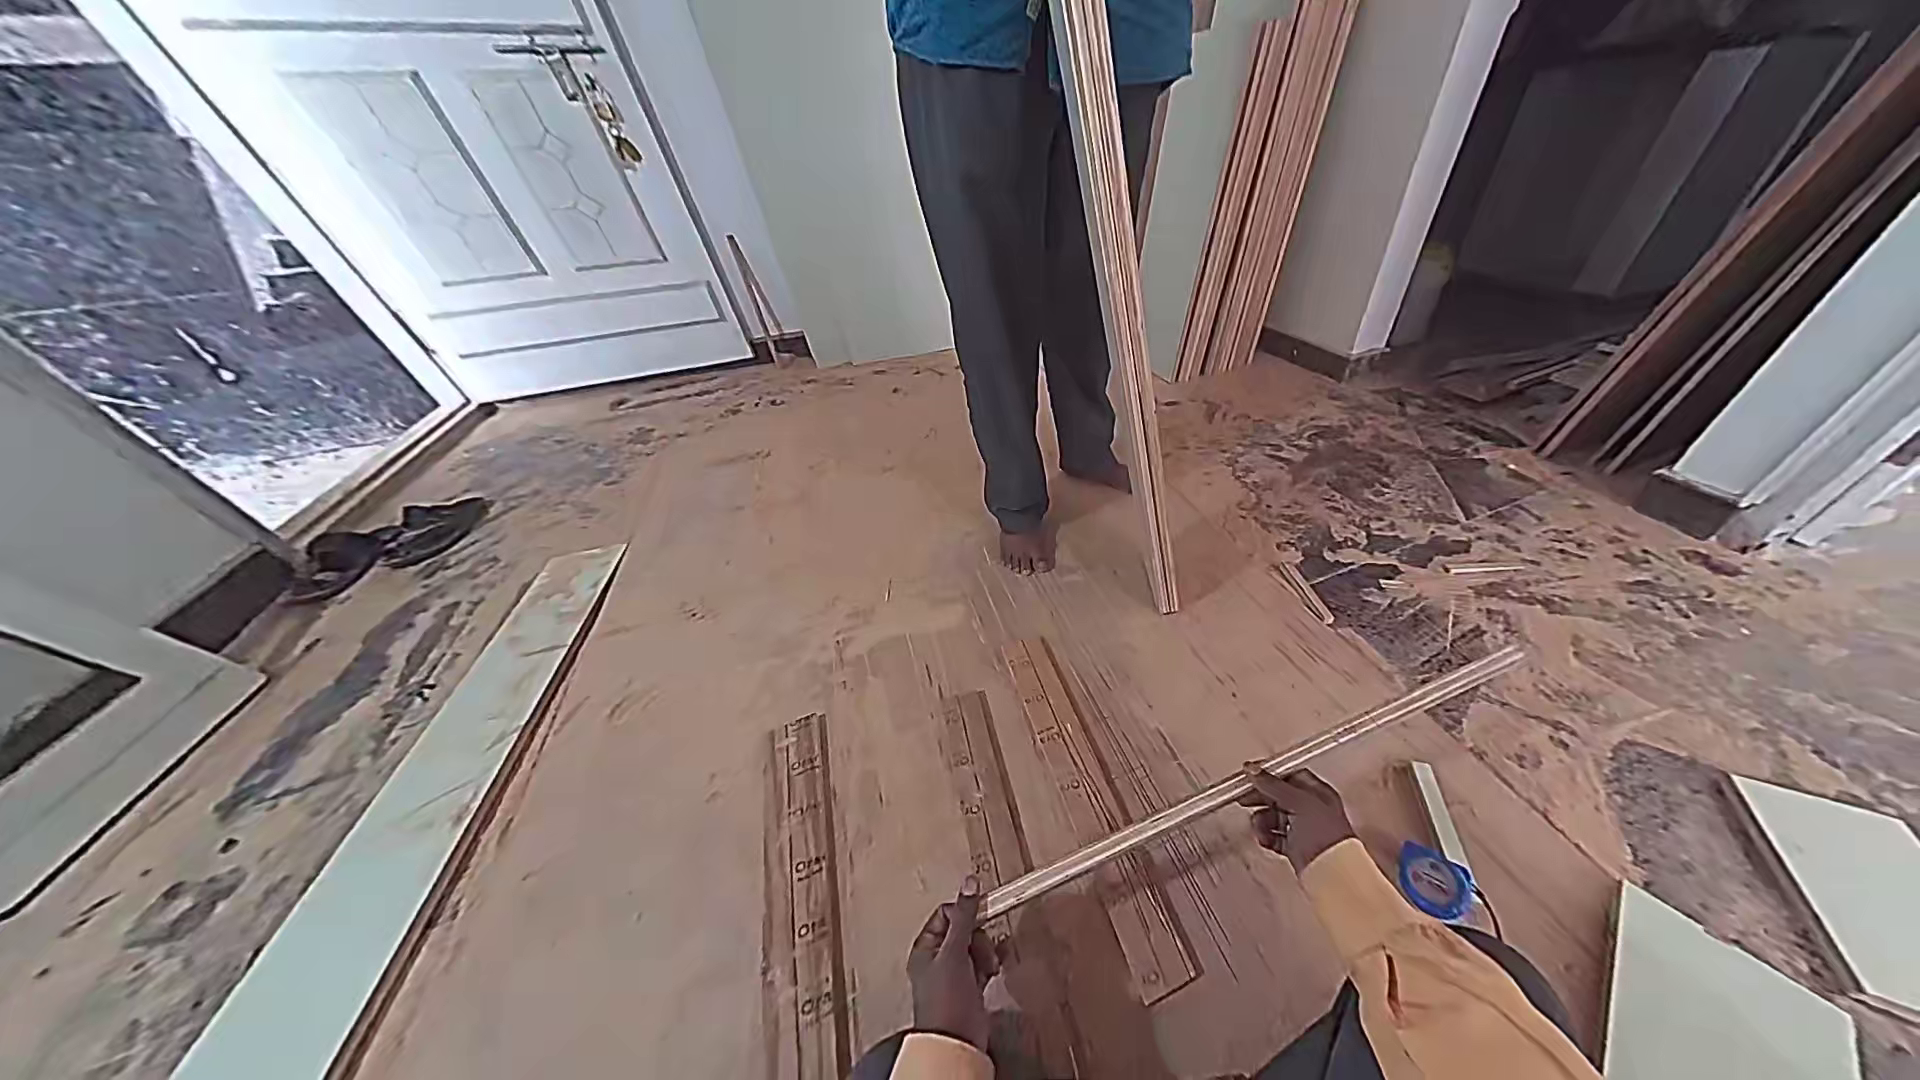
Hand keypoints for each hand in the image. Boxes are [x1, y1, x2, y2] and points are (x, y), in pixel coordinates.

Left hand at [906, 878, 999, 1048]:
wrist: (956, 1043)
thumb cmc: (946, 999)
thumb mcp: (954, 951)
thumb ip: (964, 917)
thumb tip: (970, 883)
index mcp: (926, 946)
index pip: (946, 914)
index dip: (963, 914)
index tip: (978, 918)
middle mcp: (937, 957)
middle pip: (963, 929)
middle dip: (977, 937)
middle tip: (981, 950)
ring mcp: (954, 973)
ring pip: (974, 946)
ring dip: (985, 951)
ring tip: (988, 966)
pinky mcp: (969, 986)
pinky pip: (982, 963)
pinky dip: (990, 962)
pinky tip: (995, 967)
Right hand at [1237, 766, 1356, 872]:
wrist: (1333, 874)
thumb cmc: (1327, 837)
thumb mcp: (1299, 802)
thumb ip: (1273, 785)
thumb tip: (1253, 769)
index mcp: (1318, 794)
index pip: (1289, 774)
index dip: (1268, 773)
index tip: (1250, 774)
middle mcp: (1311, 809)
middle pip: (1277, 795)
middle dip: (1259, 798)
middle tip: (1244, 798)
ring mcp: (1303, 829)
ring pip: (1272, 816)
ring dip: (1261, 820)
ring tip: (1260, 826)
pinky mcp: (1295, 847)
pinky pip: (1273, 836)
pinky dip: (1266, 836)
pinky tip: (1265, 839)